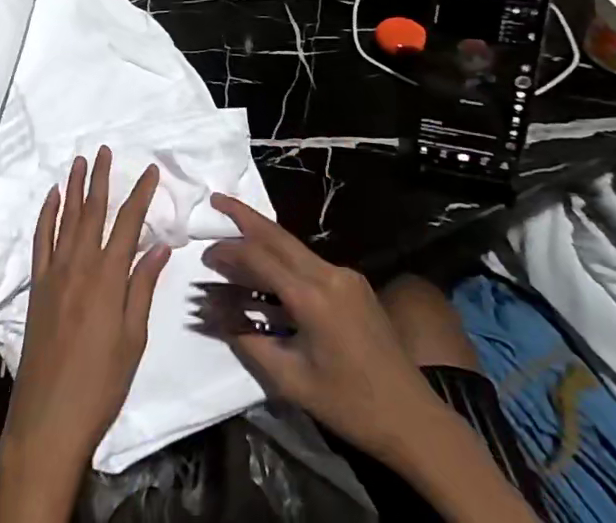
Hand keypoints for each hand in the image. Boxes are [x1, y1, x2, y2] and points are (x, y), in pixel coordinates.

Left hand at [0, 148, 170, 522]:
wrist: (48, 420)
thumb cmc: (101, 384)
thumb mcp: (133, 338)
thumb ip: (143, 287)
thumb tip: (159, 246)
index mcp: (108, 279)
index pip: (129, 224)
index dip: (141, 194)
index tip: (151, 170)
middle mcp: (79, 268)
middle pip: (92, 212)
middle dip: (101, 179)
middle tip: (105, 151)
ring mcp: (53, 276)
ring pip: (65, 221)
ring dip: (73, 189)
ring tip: (80, 162)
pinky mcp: (36, 289)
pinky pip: (41, 243)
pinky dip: (46, 217)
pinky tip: (51, 200)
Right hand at [204, 195, 539, 522]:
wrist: (410, 415)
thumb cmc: (348, 403)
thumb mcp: (290, 379)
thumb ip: (249, 341)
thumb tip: (214, 316)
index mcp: (313, 297)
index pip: (262, 258)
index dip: (230, 251)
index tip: (205, 252)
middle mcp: (331, 275)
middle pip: (280, 237)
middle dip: (247, 217)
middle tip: (218, 200)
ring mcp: (347, 277)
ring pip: (296, 248)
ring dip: (265, 239)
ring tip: (235, 234)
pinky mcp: (355, 286)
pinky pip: (310, 264)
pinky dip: (284, 260)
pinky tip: (269, 270)